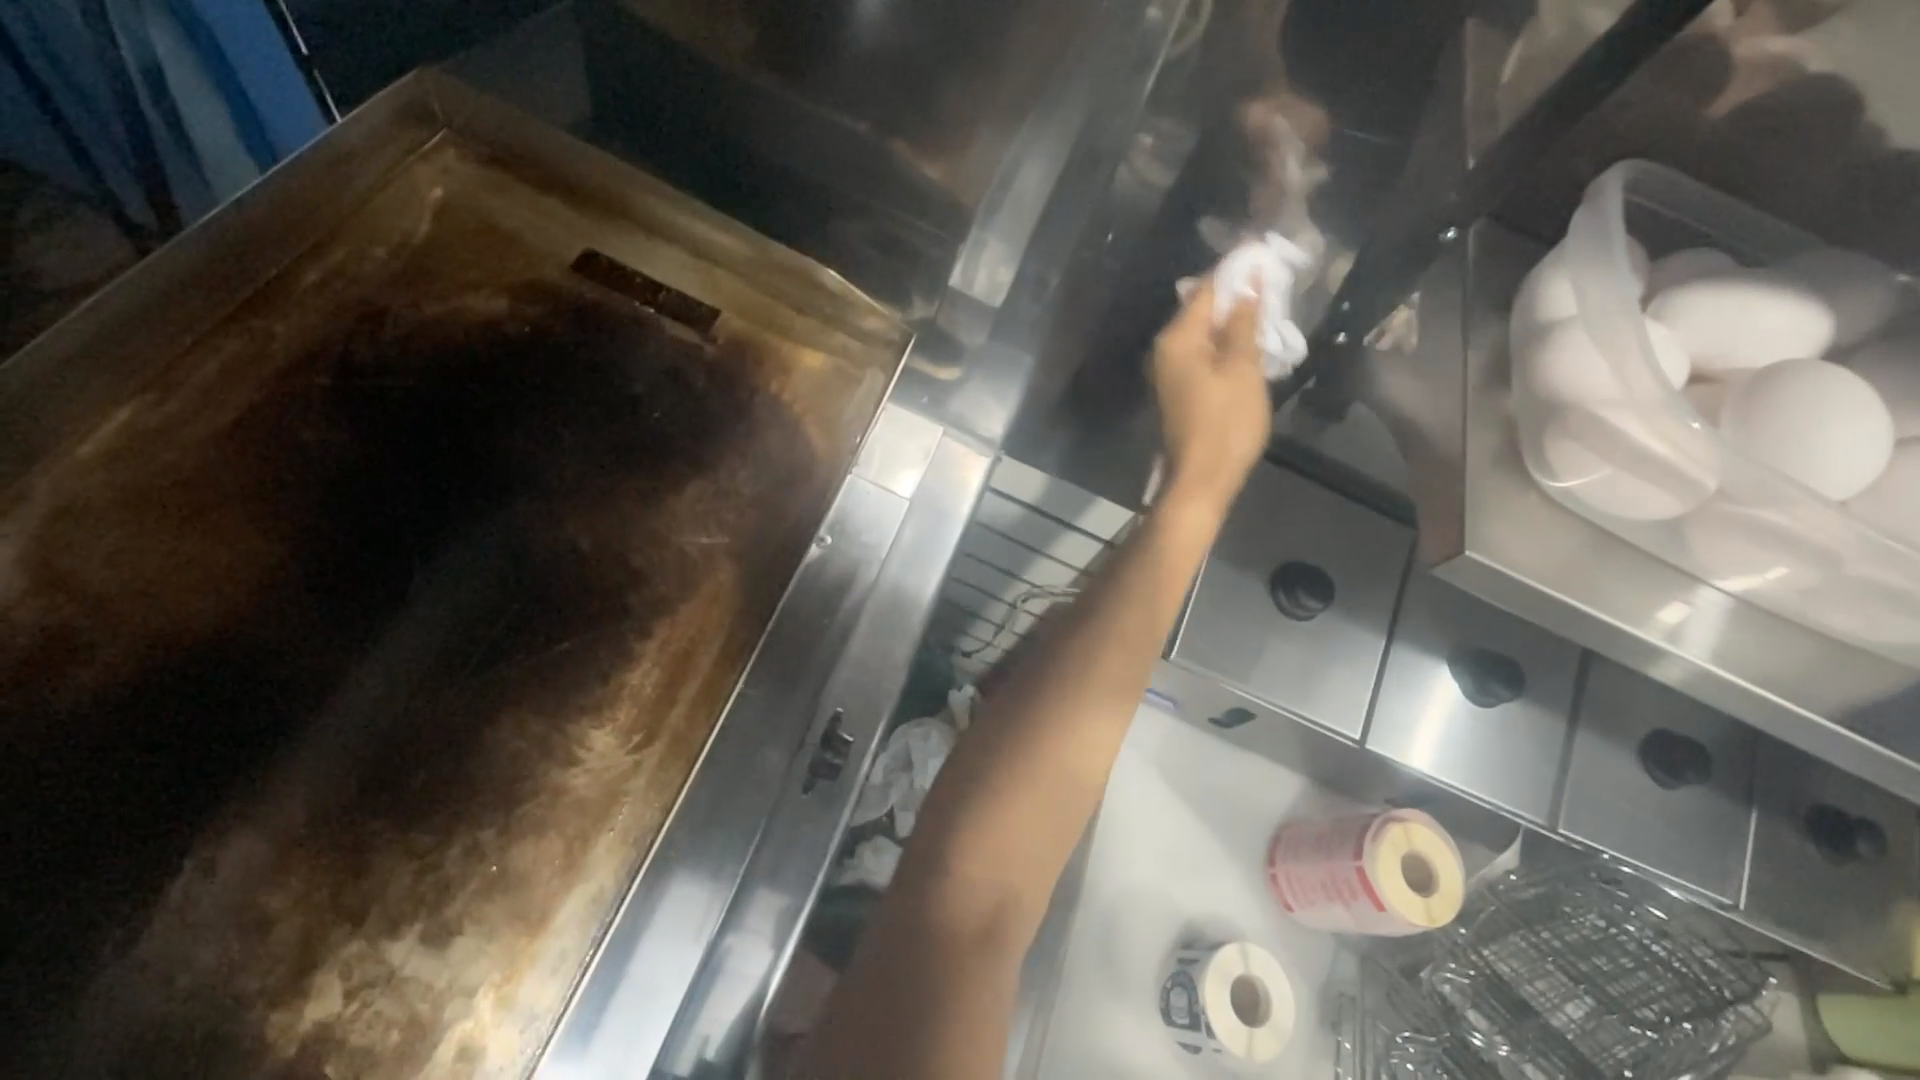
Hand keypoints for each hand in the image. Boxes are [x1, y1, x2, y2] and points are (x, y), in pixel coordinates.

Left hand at [1151, 279, 1270, 519]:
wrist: (1201, 478)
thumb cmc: (1226, 424)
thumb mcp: (1243, 369)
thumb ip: (1244, 323)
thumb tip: (1249, 283)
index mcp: (1177, 338)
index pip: (1207, 289)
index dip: (1236, 270)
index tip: (1265, 254)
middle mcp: (1164, 349)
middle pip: (1201, 309)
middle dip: (1235, 295)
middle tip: (1273, 283)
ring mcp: (1168, 370)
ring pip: (1202, 333)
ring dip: (1231, 321)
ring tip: (1268, 311)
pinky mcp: (1177, 389)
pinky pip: (1201, 354)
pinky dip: (1223, 345)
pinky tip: (1248, 344)